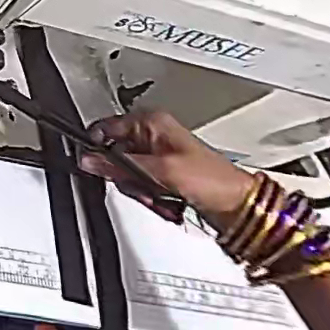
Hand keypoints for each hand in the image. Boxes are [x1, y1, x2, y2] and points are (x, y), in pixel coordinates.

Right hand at [78, 109, 253, 225]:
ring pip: (127, 175)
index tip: (96, 166)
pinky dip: (151, 199)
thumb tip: (89, 159)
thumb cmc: (212, 180)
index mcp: (151, 122)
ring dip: (142, 191)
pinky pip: (141, 187)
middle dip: (128, 178)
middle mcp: (152, 135)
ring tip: (161, 197)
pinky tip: (167, 203)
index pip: (105, 128)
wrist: (241, 208)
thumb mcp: (159, 171)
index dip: (98, 148)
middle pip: (115, 155)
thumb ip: (119, 165)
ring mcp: (157, 156)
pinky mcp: (163, 176)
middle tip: (144, 187)